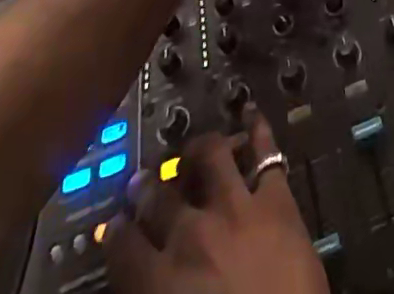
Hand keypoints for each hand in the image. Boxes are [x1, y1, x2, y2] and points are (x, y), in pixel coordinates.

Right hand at [107, 115, 328, 293]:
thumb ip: (152, 293)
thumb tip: (141, 279)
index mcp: (157, 279)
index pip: (121, 244)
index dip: (116, 233)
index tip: (116, 227)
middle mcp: (189, 234)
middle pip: (158, 196)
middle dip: (147, 188)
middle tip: (146, 184)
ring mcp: (235, 211)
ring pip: (208, 159)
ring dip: (198, 152)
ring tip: (196, 150)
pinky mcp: (277, 205)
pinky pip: (266, 158)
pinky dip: (259, 134)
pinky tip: (253, 116)